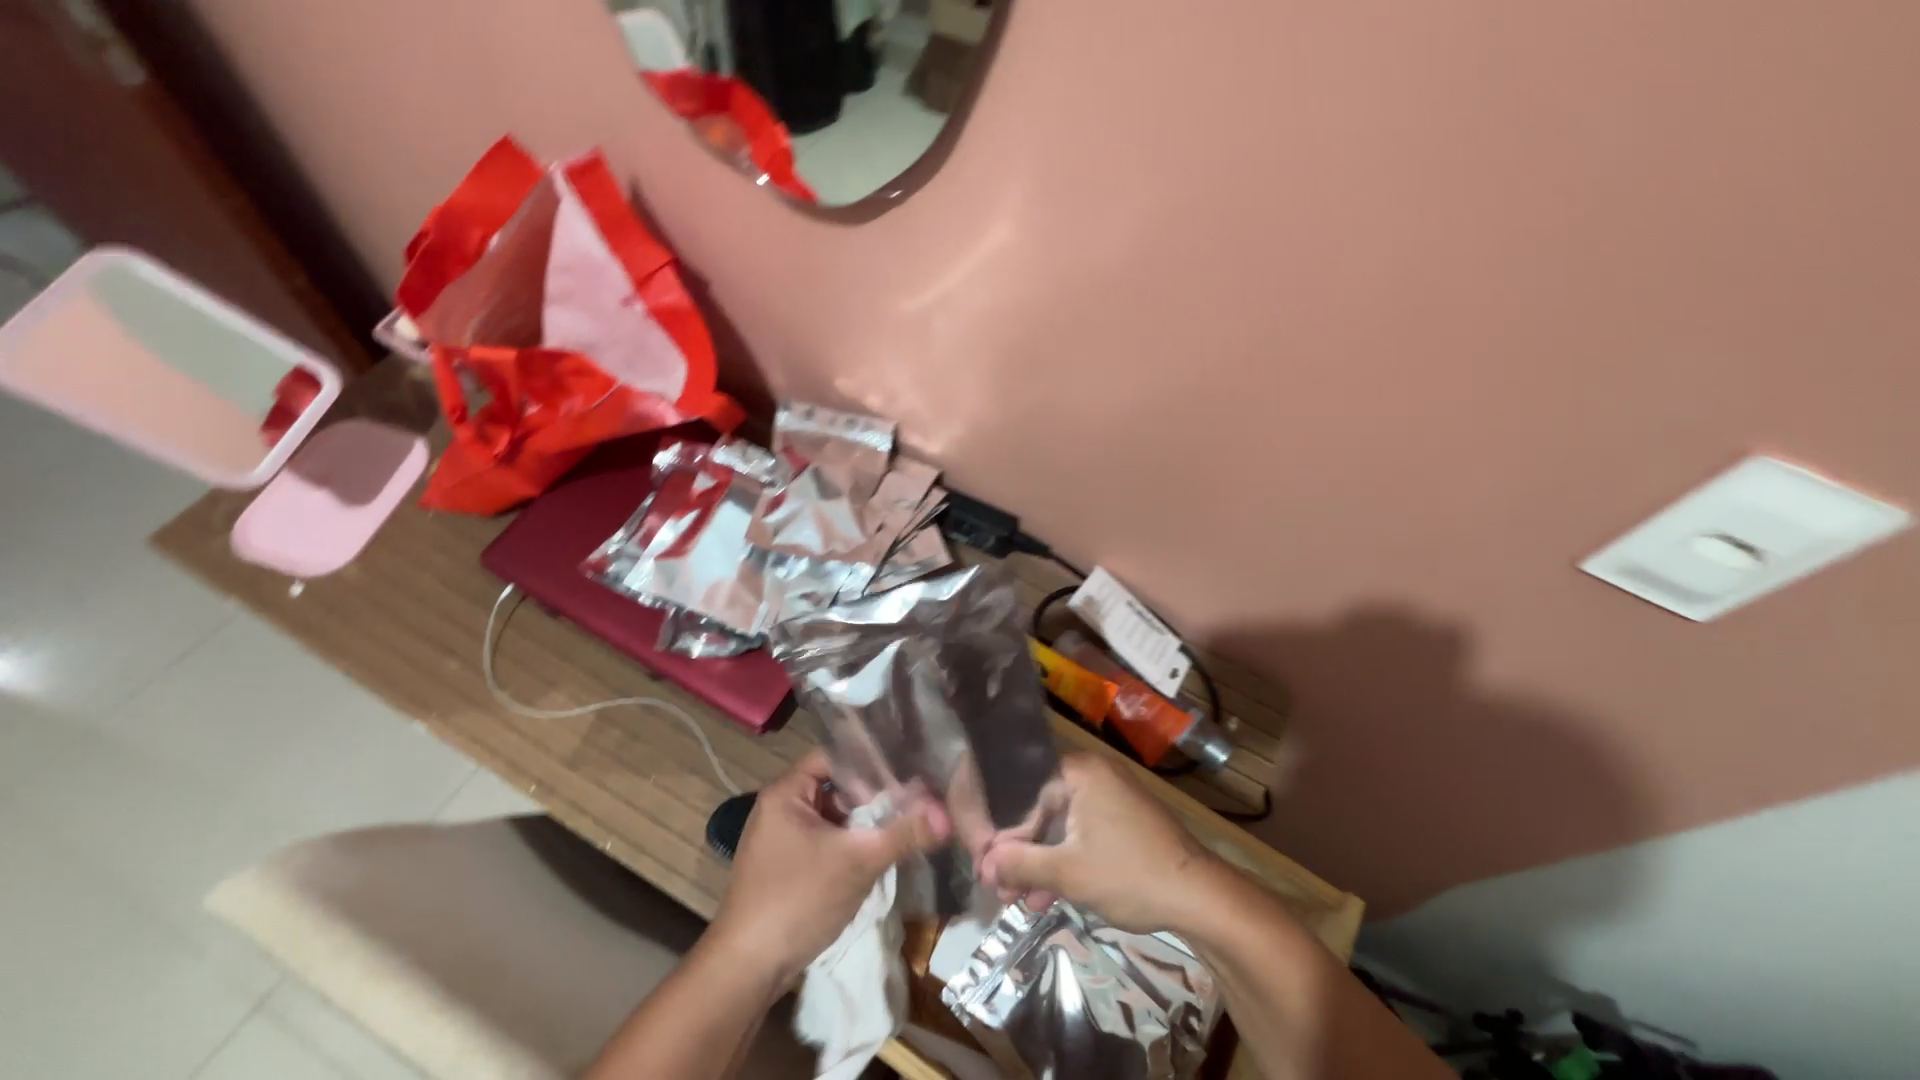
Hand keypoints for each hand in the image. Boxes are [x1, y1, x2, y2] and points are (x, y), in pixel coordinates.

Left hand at [707, 752, 950, 984]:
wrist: (748, 967)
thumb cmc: (798, 898)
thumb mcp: (857, 861)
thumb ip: (903, 833)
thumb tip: (946, 814)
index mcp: (786, 793)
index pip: (834, 757)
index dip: (871, 763)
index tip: (908, 774)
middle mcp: (780, 809)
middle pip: (836, 790)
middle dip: (874, 798)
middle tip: (915, 803)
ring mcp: (781, 841)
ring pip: (833, 821)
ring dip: (864, 826)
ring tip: (905, 828)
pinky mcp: (787, 870)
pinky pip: (826, 845)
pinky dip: (850, 848)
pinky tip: (879, 858)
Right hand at [976, 754, 1223, 933]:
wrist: (1201, 897)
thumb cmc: (1130, 873)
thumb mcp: (1067, 872)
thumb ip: (1020, 864)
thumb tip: (984, 864)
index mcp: (1079, 772)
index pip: (1021, 792)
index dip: (1000, 832)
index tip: (983, 863)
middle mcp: (1093, 777)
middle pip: (1039, 811)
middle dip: (1017, 853)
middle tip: (998, 887)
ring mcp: (1109, 800)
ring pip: (1058, 829)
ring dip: (1038, 864)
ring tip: (1017, 901)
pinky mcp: (1120, 824)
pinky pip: (1079, 837)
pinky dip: (1063, 864)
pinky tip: (1045, 898)